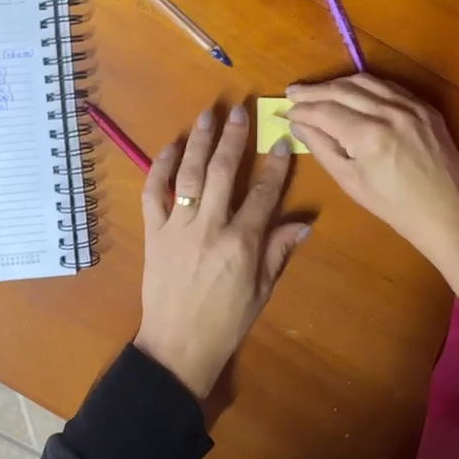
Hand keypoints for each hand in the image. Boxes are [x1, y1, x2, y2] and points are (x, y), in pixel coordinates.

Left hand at [136, 103, 308, 398]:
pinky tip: (171, 146)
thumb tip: (304, 223)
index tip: (280, 139)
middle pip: (222, 172)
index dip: (274, 165)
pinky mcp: (154, 231)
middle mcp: (209, 227)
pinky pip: (153, 192)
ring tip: (208, 115)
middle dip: (233, 139)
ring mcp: (178, 227)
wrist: (177, 346)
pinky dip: (160, 167)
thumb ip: (279, 252)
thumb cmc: (226, 322)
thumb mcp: (262, 291)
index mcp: (242, 244)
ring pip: (189, 174)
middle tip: (240, 111)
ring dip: (199, 141)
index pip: (263, 194)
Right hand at [286, 74, 458, 265]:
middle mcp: (389, 112)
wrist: (447, 213)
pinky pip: (389, 86)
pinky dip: (366, 85)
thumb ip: (322, 148)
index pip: (324, 110)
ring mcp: (411, 106)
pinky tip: (352, 91)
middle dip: (313, 91)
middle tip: (293, 92)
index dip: (302, 109)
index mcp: (368, 135)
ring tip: (318, 90)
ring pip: (365, 81)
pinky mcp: (425, 107)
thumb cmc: (394, 206)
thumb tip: (298, 125)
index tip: (287, 111)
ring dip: (337, 83)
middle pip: (342, 89)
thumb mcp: (350, 182)